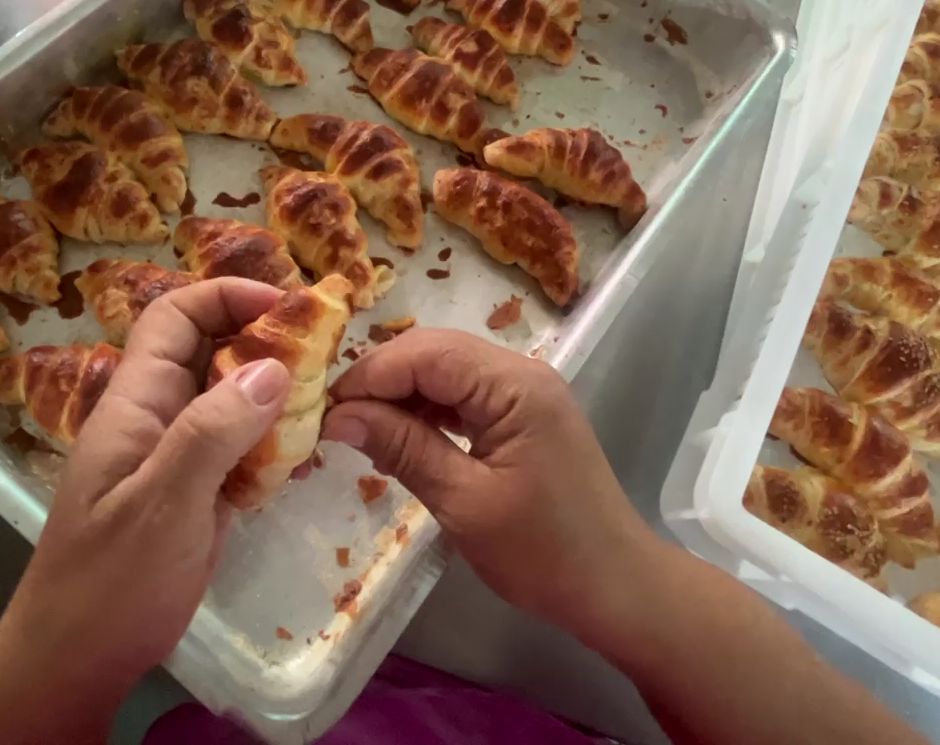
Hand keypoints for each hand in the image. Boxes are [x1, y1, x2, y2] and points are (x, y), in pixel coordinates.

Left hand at [0, 278, 290, 744]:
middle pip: (210, 346)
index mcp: (137, 400)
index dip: (227, 296)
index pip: (175, 315)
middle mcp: (159, 413)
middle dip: (263, 335)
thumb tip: (274, 367)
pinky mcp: (200, 485)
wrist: (79, 661)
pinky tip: (304, 447)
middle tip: (322, 345)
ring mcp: (179, 450)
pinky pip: (242, 439)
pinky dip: (274, 434)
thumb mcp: (161, 504)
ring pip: (232, 392)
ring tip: (323, 390)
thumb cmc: (110, 581)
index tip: (286, 306)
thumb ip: (213, 432)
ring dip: (276, 386)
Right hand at [319, 328, 662, 645]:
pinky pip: (463, 394)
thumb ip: (403, 448)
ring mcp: (524, 390)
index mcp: (514, 384)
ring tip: (361, 431)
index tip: (324, 409)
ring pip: (446, 371)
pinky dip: (427, 411)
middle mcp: (520, 372)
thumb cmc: (543, 552)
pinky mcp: (521, 413)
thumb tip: (339, 417)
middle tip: (337, 420)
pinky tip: (400, 438)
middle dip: (382, 379)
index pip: (427, 353)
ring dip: (402, 394)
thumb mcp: (464, 502)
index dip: (371, 374)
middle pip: (435, 352)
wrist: (615, 587)